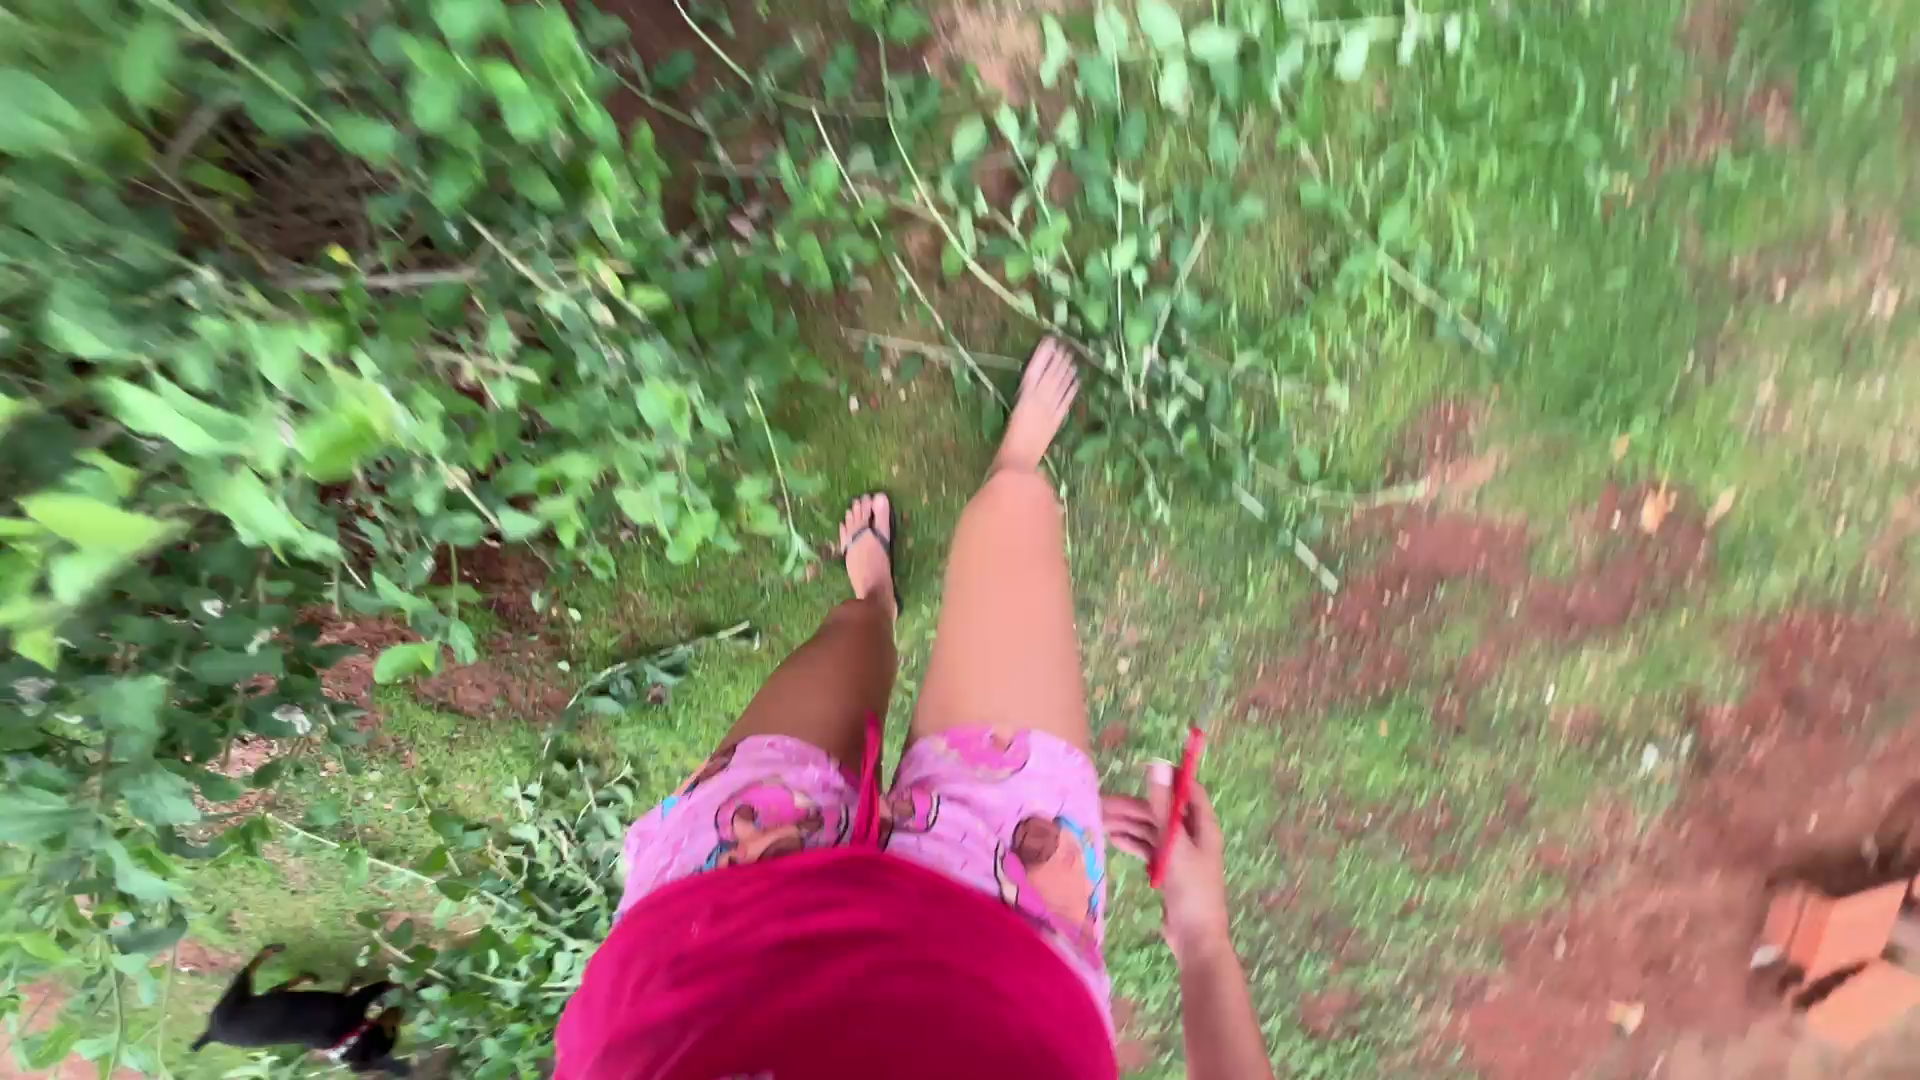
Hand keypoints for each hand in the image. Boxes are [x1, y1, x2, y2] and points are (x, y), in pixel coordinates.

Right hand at [1104, 761, 1231, 967]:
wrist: (1195, 939)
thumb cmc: (1191, 889)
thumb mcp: (1174, 844)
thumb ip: (1163, 806)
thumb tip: (1158, 765)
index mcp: (1202, 826)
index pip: (1188, 790)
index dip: (1168, 778)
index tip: (1140, 770)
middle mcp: (1192, 835)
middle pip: (1161, 811)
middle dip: (1134, 807)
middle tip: (1102, 804)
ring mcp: (1180, 853)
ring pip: (1152, 830)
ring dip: (1129, 825)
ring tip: (1100, 822)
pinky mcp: (1169, 869)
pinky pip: (1149, 848)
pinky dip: (1133, 843)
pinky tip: (1114, 840)